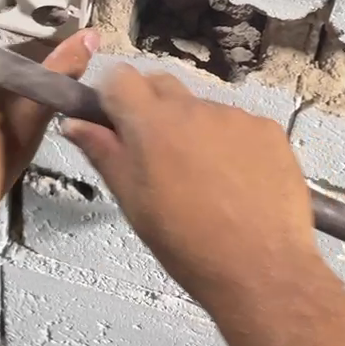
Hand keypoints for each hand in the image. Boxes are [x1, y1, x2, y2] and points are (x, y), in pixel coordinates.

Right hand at [62, 67, 320, 304]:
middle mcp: (193, 109)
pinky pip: (240, 124)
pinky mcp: (268, 129)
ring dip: (195, 130)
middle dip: (152, 108)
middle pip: (162, 85)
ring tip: (204, 179)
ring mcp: (235, 116)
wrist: (260, 268)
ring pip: (202, 108)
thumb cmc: (188, 244)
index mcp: (151, 124)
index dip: (113, 96)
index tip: (115, 122)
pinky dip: (232, 143)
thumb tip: (76, 124)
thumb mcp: (133, 202)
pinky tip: (237, 182)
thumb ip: (104, 153)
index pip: (120, 77)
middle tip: (156, 153)